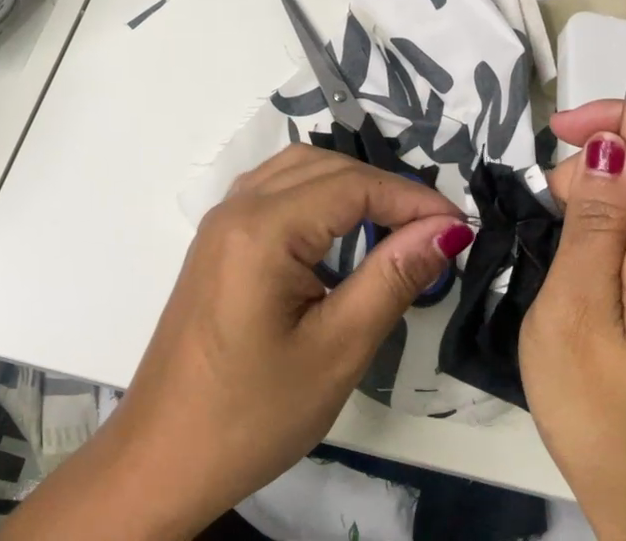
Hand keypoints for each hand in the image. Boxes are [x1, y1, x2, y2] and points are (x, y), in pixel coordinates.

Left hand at [0, 144, 472, 540]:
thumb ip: (393, 277)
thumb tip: (447, 228)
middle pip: (324, 167)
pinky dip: (316, 197)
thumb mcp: (337, 350)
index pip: (353, 185)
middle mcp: (236, 208)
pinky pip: (273, 193)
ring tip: (396, 228)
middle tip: (434, 231)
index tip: (461, 227)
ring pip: (297, 172)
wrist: (163, 458)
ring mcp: (219, 223)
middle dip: (384, 189)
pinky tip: (340, 233)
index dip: (413, 199)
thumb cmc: (253, 414)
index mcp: (263, 228)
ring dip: (349, 187)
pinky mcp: (216, 243)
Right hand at [521, 100, 625, 540]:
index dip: (620, 116)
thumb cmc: (601, 412)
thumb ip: (595, 224)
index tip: (557, 137)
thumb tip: (611, 151)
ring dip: (599, 192)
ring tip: (554, 239)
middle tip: (547, 208)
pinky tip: (574, 262)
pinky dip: (607, 223)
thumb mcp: (575, 311)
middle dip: (601, 159)